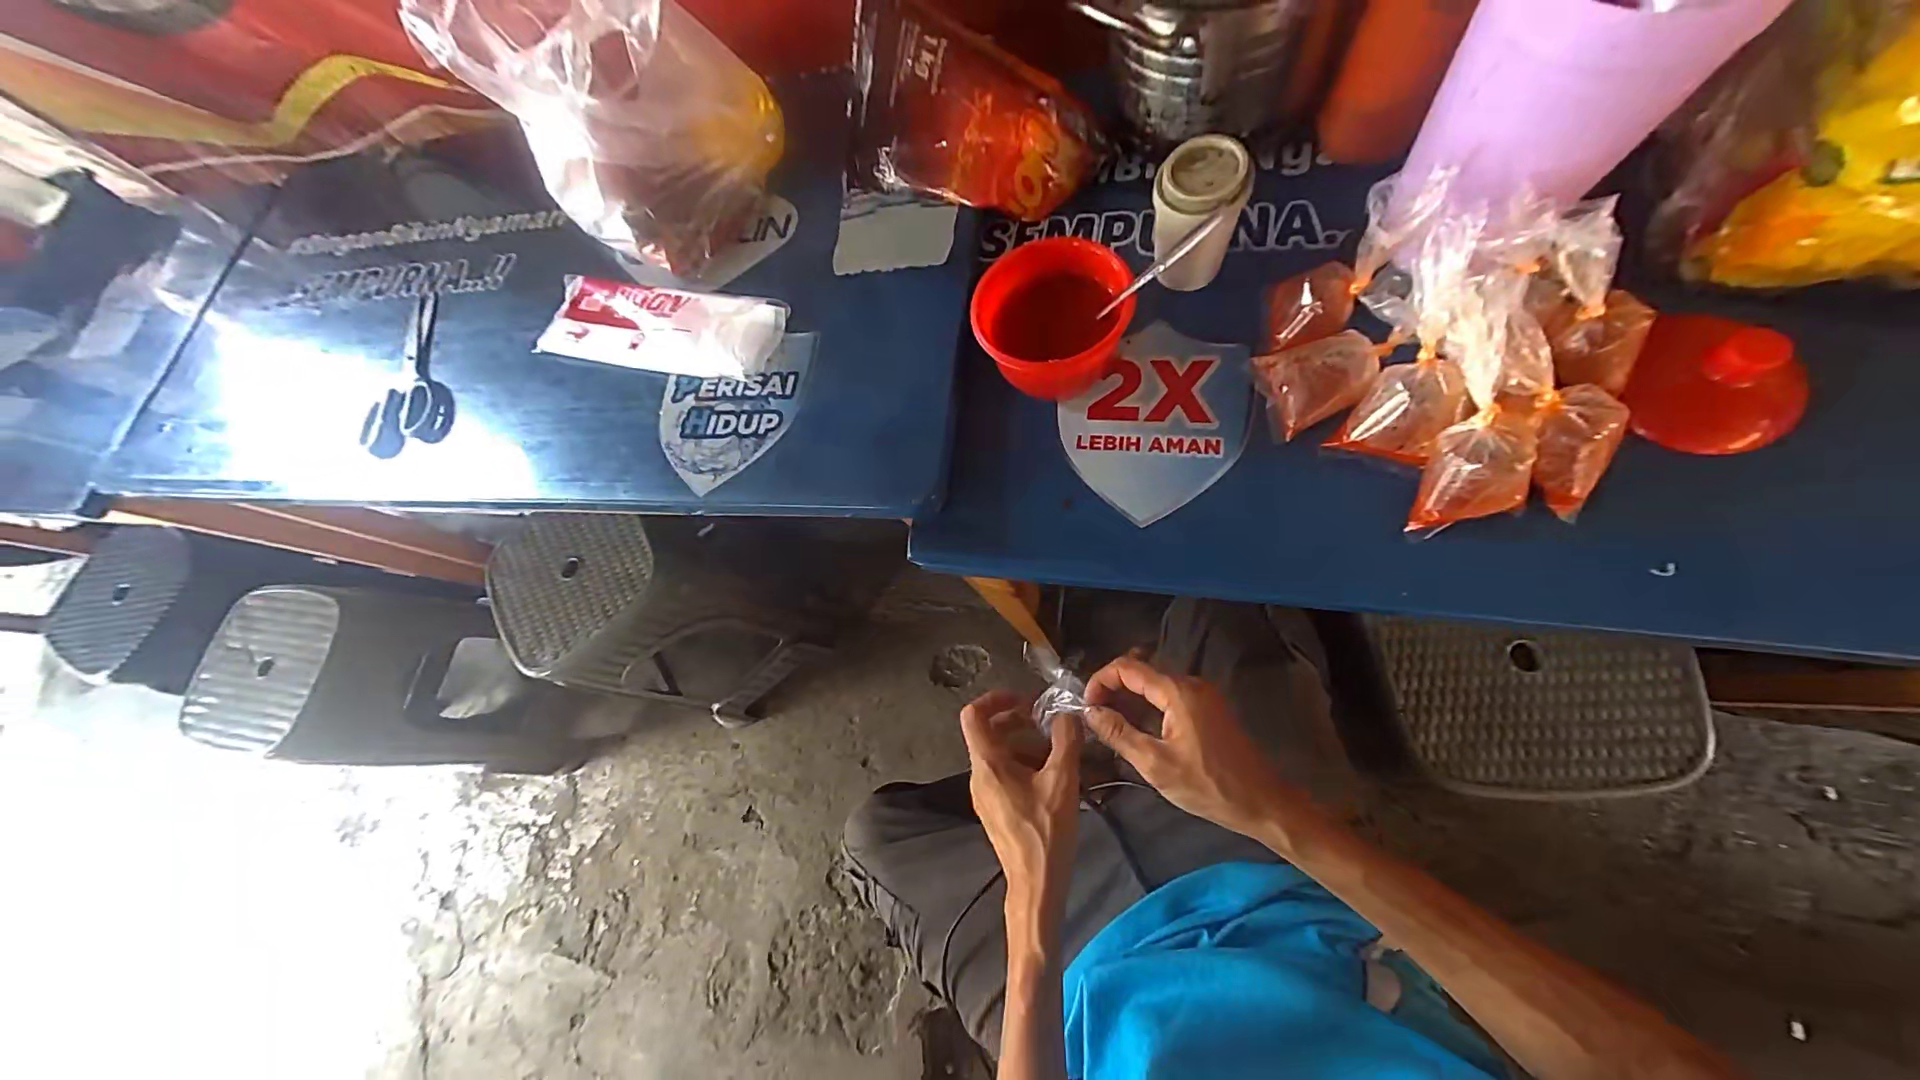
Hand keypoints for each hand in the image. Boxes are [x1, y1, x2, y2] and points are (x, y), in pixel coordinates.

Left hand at [960, 689, 1081, 918]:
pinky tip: (1051, 776)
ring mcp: (984, 794)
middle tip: (1046, 722)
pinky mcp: (995, 808)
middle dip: (1017, 721)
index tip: (1024, 700)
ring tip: (1056, 750)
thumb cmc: (1046, 831)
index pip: (973, 714)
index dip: (996, 698)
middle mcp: (978, 775)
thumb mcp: (1063, 780)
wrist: (1036, 884)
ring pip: (998, 754)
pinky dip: (1023, 764)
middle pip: (988, 732)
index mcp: (988, 763)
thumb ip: (1066, 740)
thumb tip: (1066, 715)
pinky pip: (1003, 773)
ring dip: (1024, 743)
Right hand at [1083, 656, 1296, 837]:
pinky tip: (1137, 727)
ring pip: (1155, 683)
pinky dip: (1148, 704)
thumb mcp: (1155, 764)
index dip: (1100, 681)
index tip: (1086, 706)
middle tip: (1095, 716)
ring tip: (1110, 723)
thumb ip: (1119, 734)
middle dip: (1112, 688)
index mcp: (1177, 691)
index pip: (1127, 668)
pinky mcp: (1208, 708)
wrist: (1263, 803)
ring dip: (1129, 697)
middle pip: (1141, 671)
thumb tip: (1090, 712)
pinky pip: (1169, 695)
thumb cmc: (1208, 785)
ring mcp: (1202, 694)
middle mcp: (1191, 683)